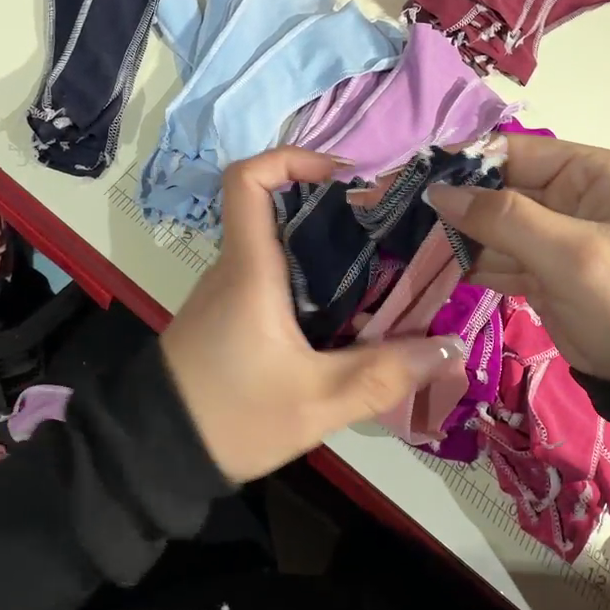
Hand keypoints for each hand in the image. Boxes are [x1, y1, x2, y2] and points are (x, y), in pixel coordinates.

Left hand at [161, 147, 465, 482]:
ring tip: (385, 270)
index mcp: (250, 269)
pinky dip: (311, 282)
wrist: (159, 451)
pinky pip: (273, 280)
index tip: (341, 174)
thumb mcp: (316, 403)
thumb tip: (450, 348)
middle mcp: (236, 268)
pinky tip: (350, 314)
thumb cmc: (231, 415)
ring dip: (326, 251)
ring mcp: (229, 291)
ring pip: (279, 249)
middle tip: (390, 229)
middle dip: (333, 210)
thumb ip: (384, 375)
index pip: (247, 180)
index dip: (290, 158)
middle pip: (278, 211)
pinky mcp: (230, 316)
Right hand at [423, 135, 609, 383]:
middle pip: (496, 189)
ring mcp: (554, 238)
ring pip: (490, 227)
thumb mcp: (575, 254)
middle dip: (453, 204)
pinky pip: (495, 259)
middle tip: (399, 216)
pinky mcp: (542, 274)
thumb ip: (504, 219)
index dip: (465, 163)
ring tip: (406, 244)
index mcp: (591, 173)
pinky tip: (432, 268)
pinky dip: (467, 265)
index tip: (413, 178)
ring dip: (454, 237)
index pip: (514, 153)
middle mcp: (571, 197)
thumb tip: (437, 192)